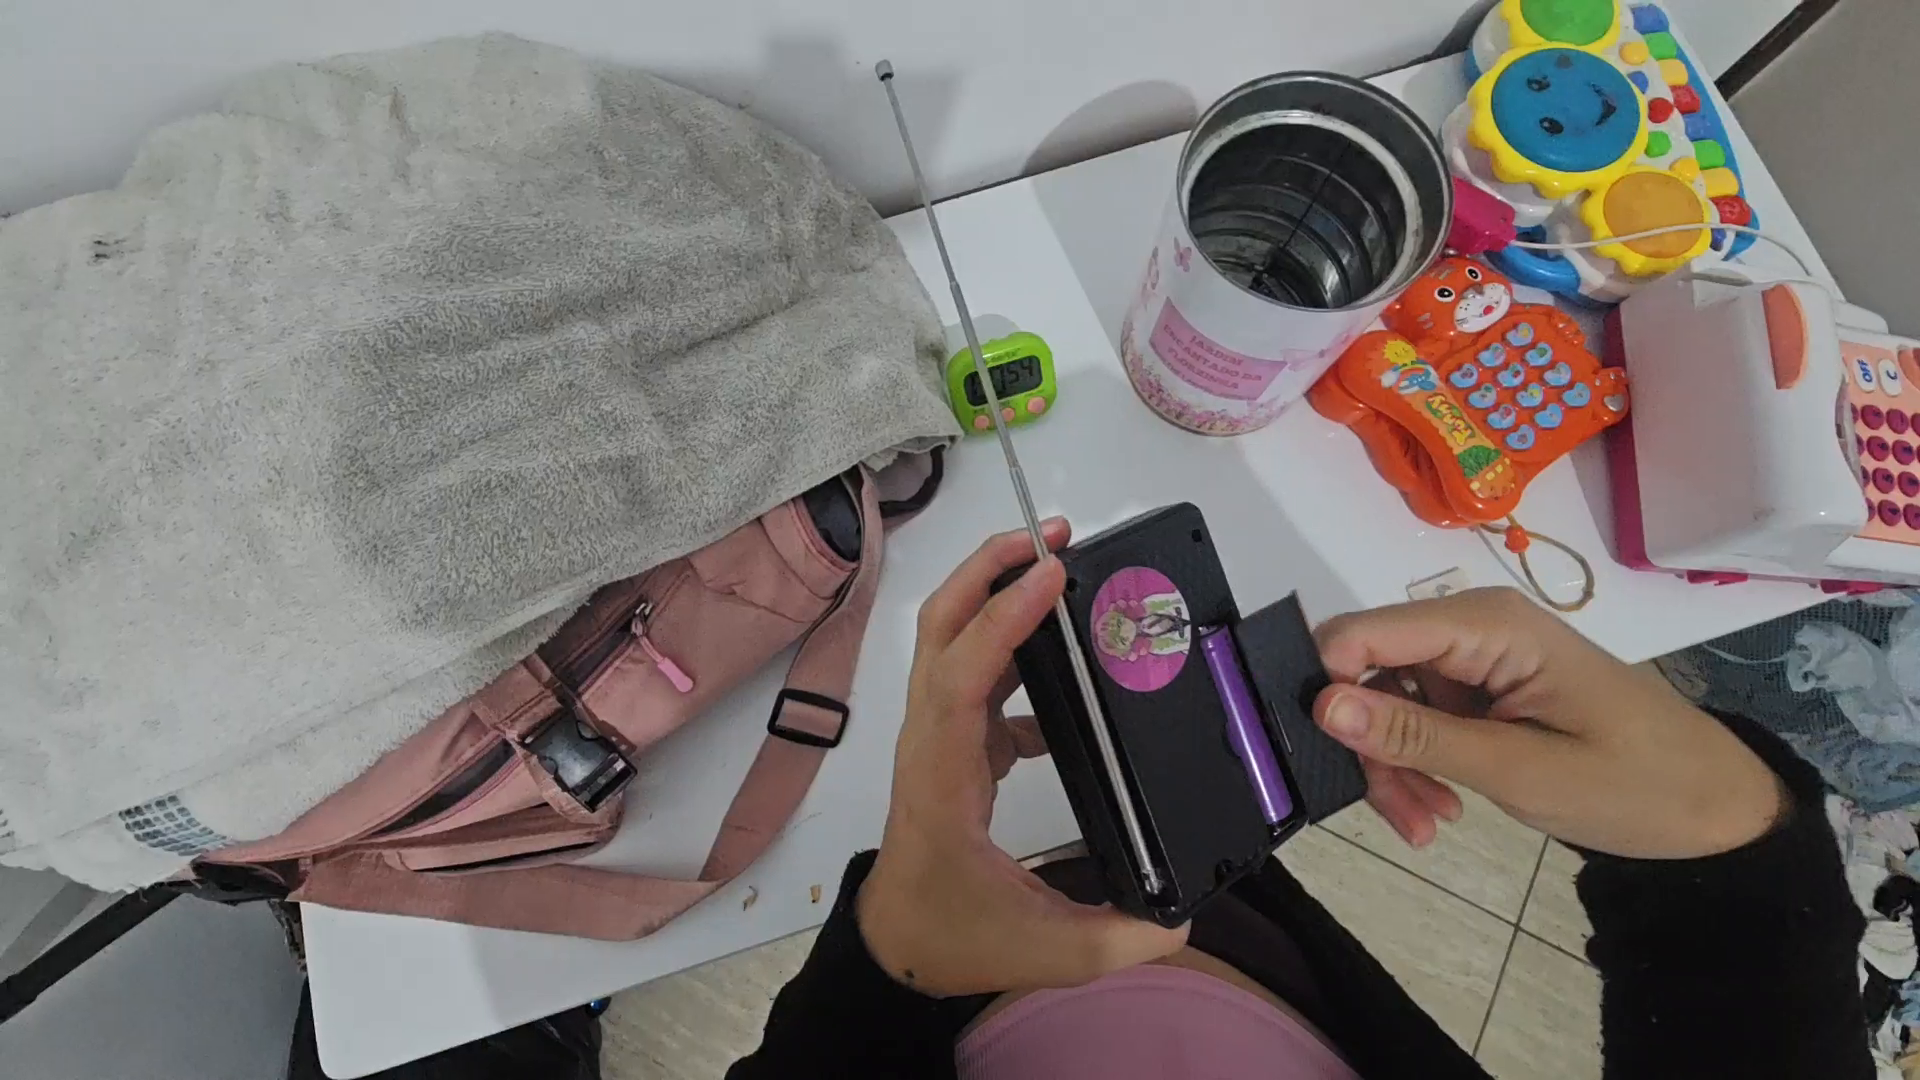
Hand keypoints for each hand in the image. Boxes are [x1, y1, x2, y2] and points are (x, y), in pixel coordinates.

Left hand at [856, 520, 1188, 996]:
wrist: (897, 940)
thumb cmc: (951, 934)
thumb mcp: (1042, 950)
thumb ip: (1118, 937)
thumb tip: (1184, 914)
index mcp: (943, 776)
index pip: (961, 676)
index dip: (1001, 619)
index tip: (1050, 576)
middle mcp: (931, 736)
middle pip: (941, 626)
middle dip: (986, 569)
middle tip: (1048, 539)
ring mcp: (940, 729)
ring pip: (954, 636)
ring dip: (996, 591)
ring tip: (1057, 568)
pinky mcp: (956, 735)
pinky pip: (981, 672)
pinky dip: (1015, 649)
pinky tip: (1063, 666)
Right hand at [1311, 587, 1786, 859]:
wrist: (1719, 812)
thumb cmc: (1639, 786)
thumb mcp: (1522, 769)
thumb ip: (1415, 735)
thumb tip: (1319, 706)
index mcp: (1483, 625)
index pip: (1361, 632)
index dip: (1328, 683)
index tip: (1333, 749)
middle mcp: (1463, 626)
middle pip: (1364, 669)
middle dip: (1363, 738)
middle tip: (1391, 807)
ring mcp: (1464, 656)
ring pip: (1378, 700)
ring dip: (1387, 762)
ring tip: (1421, 823)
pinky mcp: (1466, 686)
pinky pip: (1408, 717)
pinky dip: (1409, 763)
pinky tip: (1435, 808)